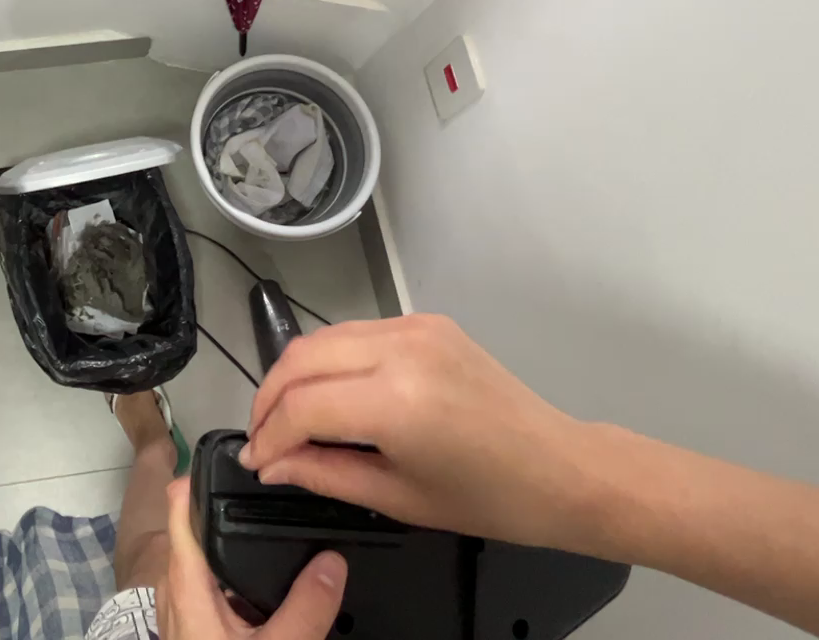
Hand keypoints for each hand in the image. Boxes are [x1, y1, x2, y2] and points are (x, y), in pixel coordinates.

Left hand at [162, 476, 346, 639]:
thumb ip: (305, 608)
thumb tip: (333, 560)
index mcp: (186, 582)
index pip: (179, 506)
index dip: (197, 474)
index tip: (232, 458)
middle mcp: (173, 588)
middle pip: (190, 528)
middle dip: (221, 506)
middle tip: (266, 492)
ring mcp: (177, 609)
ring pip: (198, 558)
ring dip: (225, 542)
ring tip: (267, 526)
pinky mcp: (188, 629)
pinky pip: (204, 586)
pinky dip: (228, 574)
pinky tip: (260, 582)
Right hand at [237, 314, 602, 551]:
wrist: (563, 467)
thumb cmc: (488, 499)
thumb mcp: (399, 497)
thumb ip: (323, 473)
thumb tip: (270, 464)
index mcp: (398, 401)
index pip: (303, 405)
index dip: (269, 434)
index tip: (255, 460)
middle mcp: (399, 348)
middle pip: (301, 358)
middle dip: (269, 397)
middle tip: (262, 436)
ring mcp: (411, 325)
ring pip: (321, 338)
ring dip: (293, 375)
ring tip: (287, 415)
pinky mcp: (422, 319)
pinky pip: (353, 333)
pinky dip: (328, 360)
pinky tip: (329, 391)